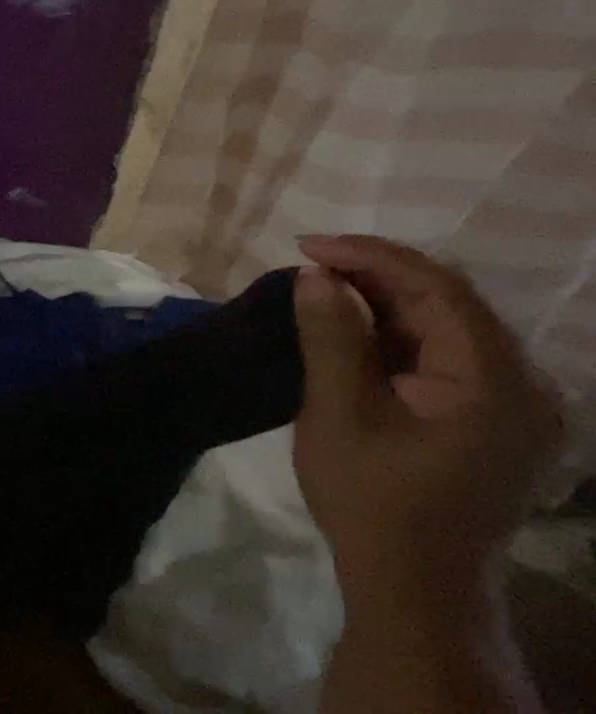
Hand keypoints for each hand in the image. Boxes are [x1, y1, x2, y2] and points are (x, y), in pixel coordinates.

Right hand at [292, 234, 563, 612]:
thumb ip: (333, 339)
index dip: (370, 256)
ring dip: (383, 303)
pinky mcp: (497, 421)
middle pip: (450, 304)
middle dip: (375, 275)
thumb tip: (317, 275)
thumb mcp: (339, 412)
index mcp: (497, 382)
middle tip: (305, 265)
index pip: (440, 290)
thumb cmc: (372, 497)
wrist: (415, 582)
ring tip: (319, 291)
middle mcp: (526, 385)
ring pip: (448, 327)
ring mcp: (517, 405)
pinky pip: (448, 355)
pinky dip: (397, 333)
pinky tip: (353, 332)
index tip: (303, 246)